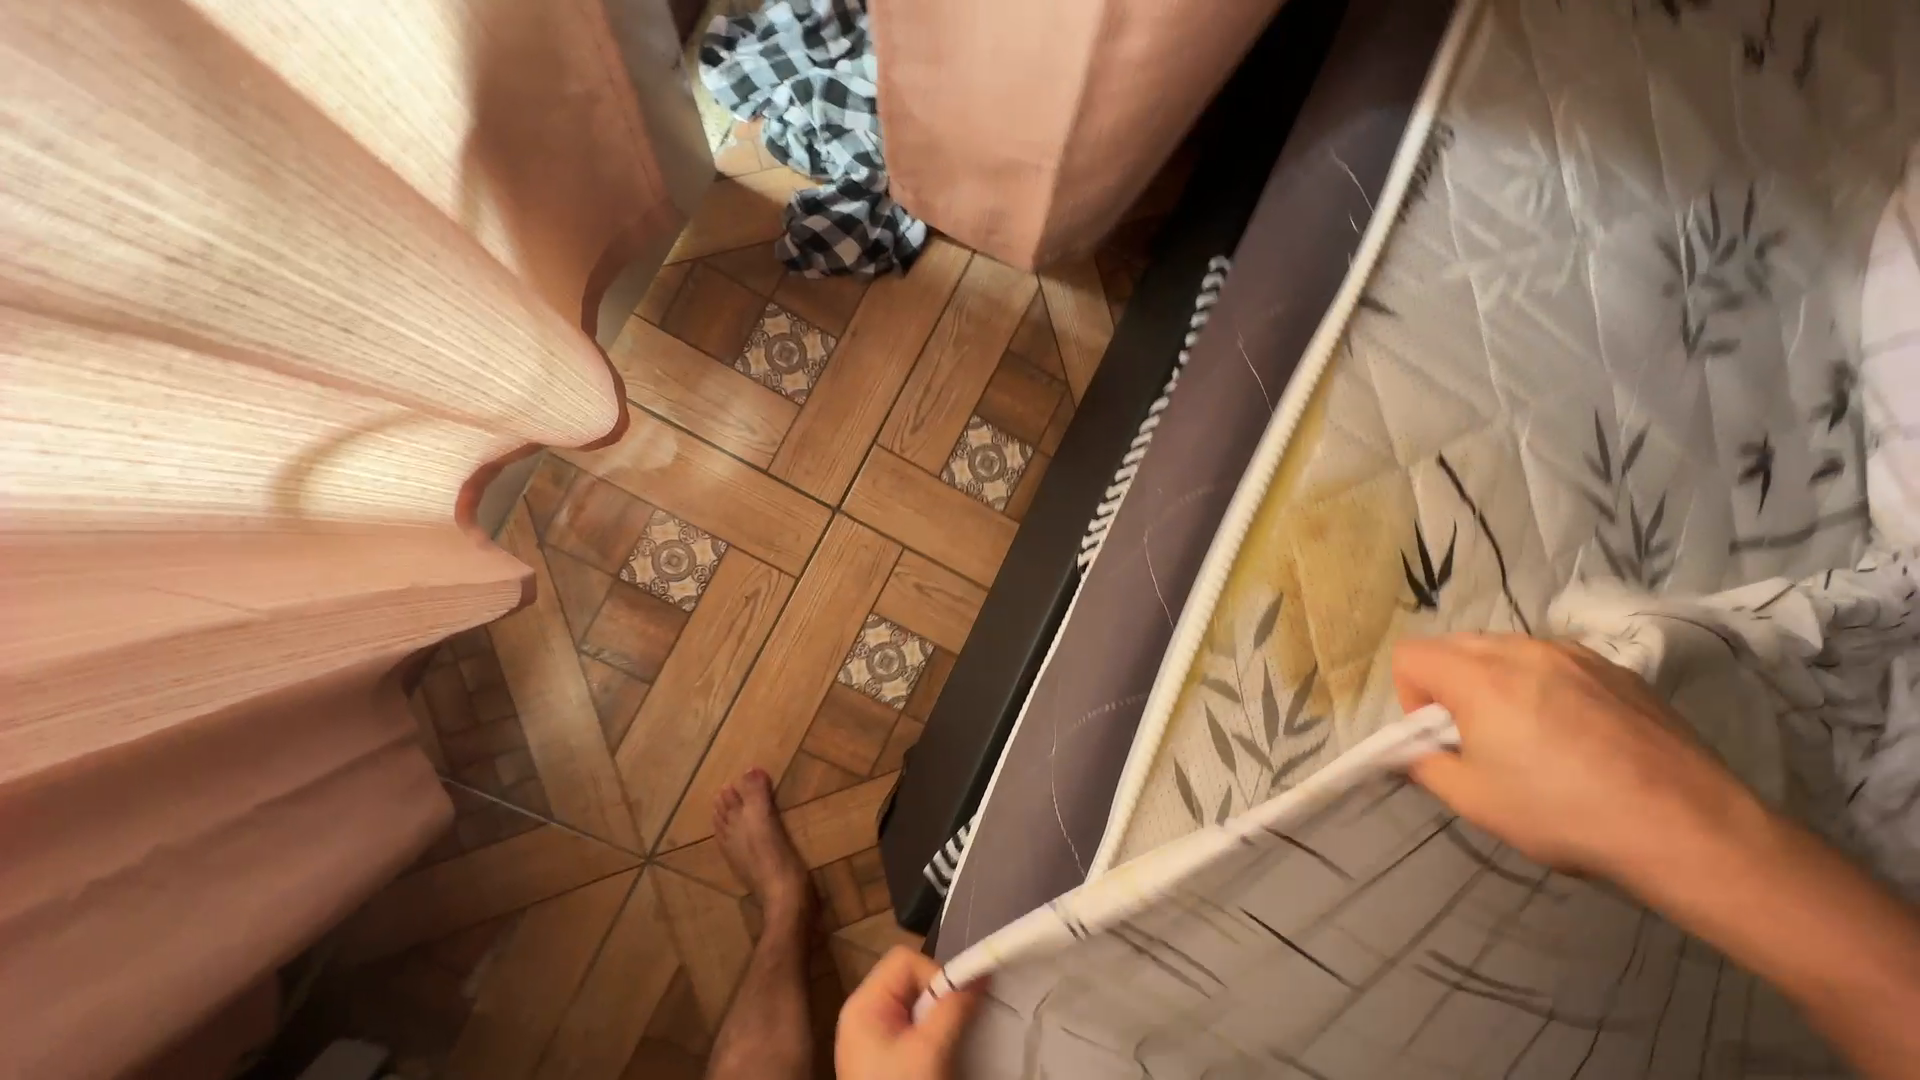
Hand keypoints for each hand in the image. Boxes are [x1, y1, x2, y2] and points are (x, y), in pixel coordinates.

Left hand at [836, 946, 981, 1079]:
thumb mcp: (931, 1051)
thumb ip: (954, 1006)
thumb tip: (981, 971)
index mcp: (863, 1005)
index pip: (905, 961)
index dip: (935, 975)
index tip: (955, 1007)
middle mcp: (863, 1015)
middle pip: (910, 982)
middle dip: (938, 1000)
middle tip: (953, 1031)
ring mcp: (872, 1040)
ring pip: (915, 1007)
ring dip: (938, 1021)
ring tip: (947, 1048)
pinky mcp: (883, 1061)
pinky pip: (912, 1031)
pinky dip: (932, 1039)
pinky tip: (941, 1060)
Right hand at [1392, 634, 1757, 879]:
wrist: (1691, 829)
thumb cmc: (1564, 813)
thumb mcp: (1472, 800)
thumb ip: (1423, 765)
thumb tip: (1410, 751)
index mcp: (1478, 676)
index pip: (1409, 655)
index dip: (1409, 698)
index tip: (1440, 739)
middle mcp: (1522, 650)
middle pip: (1454, 646)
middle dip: (1448, 685)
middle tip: (1478, 738)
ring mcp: (1576, 655)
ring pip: (1505, 650)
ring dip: (1495, 682)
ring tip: (1530, 736)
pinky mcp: (1618, 669)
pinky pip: (1554, 663)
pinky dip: (1543, 686)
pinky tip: (1577, 736)